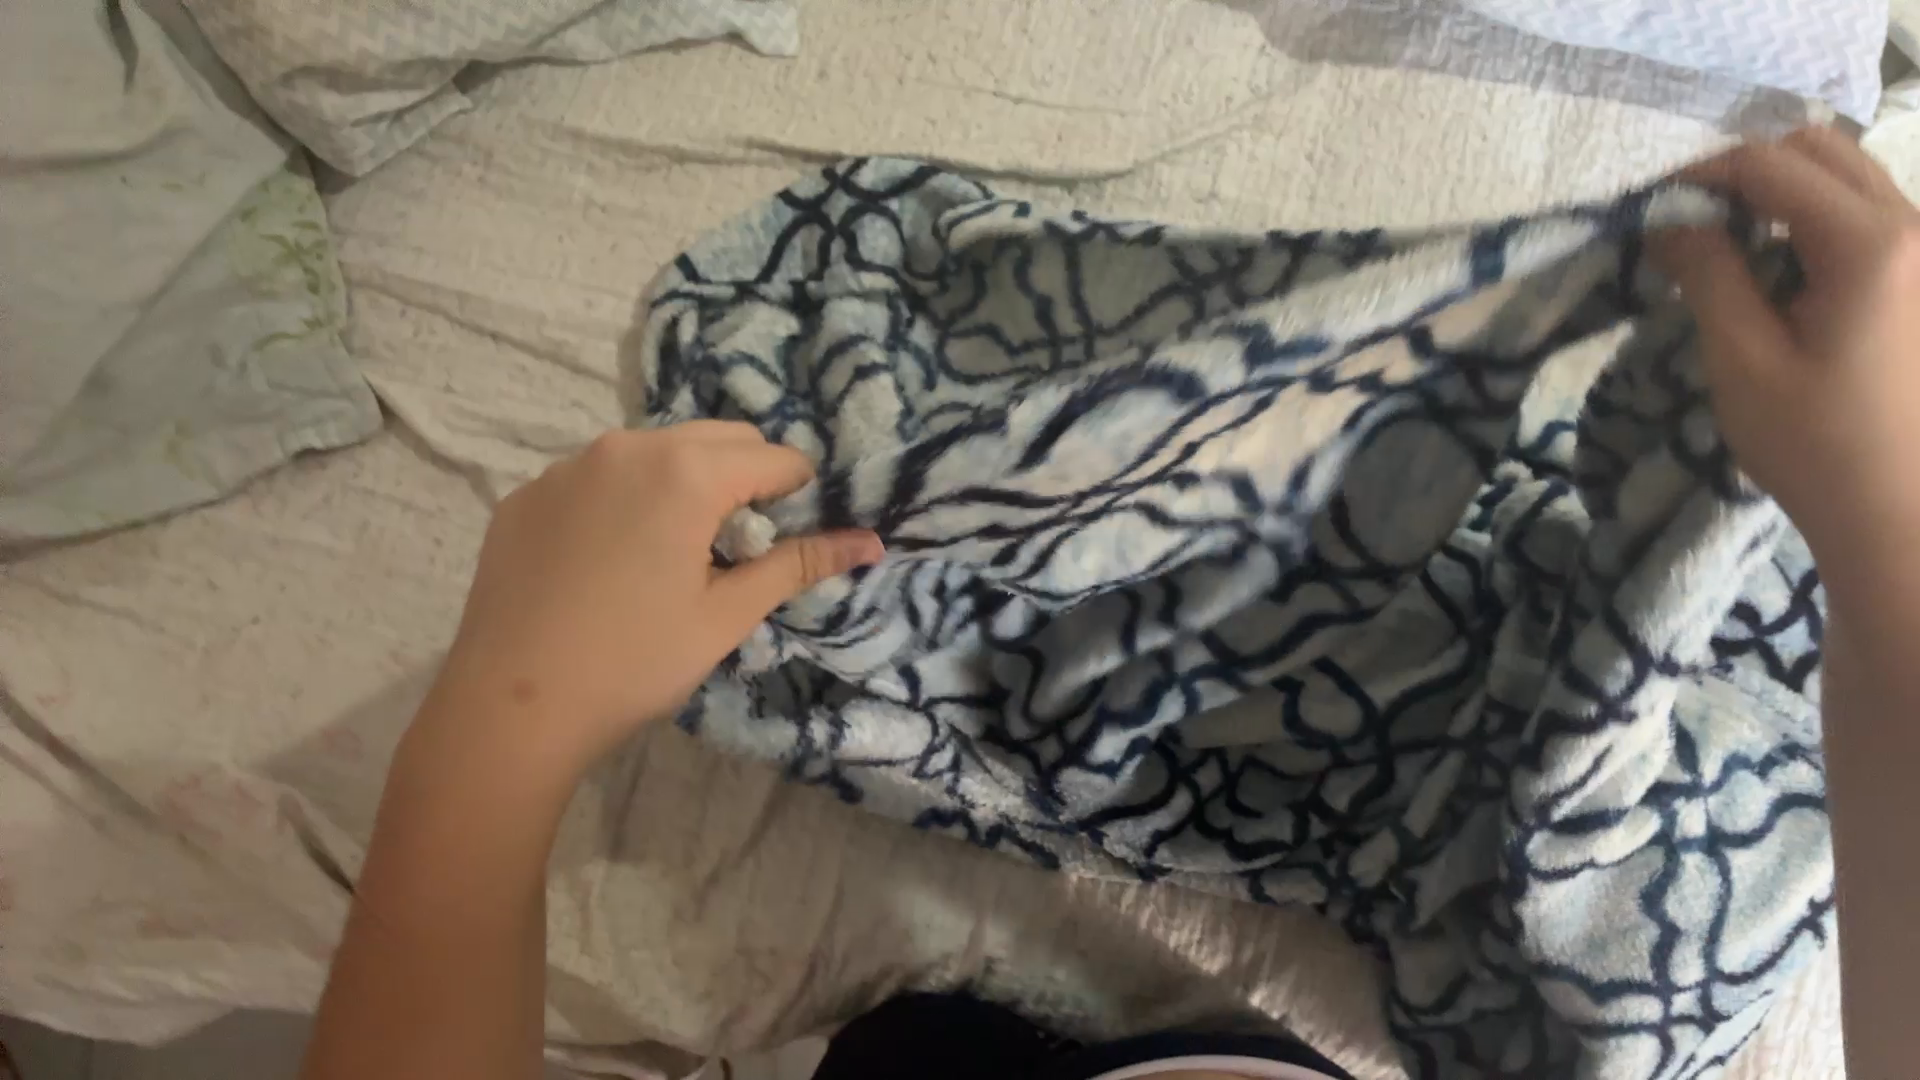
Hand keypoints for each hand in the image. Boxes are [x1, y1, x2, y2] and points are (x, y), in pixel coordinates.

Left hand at [427, 422, 882, 773]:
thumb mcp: (728, 614)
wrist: (508, 708)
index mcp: (685, 472)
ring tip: (673, 552)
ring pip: (659, 450)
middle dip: (747, 478)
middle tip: (737, 546)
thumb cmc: (635, 661)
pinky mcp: (529, 491)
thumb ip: (800, 564)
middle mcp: (626, 447)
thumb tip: (871, 542)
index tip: (789, 537)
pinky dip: (630, 497)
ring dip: (688, 482)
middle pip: (719, 438)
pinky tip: (611, 560)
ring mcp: (569, 465)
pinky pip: (602, 474)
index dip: (797, 493)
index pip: (774, 457)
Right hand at [1654, 128, 1919, 571]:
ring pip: (1844, 171)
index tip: (1638, 186)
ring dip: (1768, 180)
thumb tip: (1668, 220)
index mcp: (1872, 243)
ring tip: (1697, 215)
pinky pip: (1855, 208)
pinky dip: (1795, 206)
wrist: (1898, 498)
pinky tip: (1749, 240)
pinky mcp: (1914, 270)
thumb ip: (1709, 277)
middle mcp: (1916, 224)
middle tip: (1664, 195)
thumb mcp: (1742, 357)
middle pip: (1822, 149)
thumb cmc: (1811, 435)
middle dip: (1738, 159)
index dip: (1700, 166)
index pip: (1775, 166)